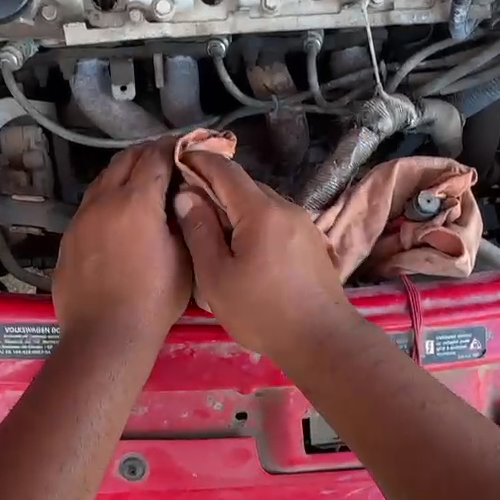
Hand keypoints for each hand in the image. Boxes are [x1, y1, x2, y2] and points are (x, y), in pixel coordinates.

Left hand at [52, 139, 191, 346]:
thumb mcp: (185, 258)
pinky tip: (120, 212)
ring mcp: (81, 217)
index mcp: (136, 201)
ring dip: (126, 172)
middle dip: (149, 154)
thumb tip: (183, 197)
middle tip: (169, 160)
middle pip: (126, 159)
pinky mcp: (69, 236)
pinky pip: (91, 203)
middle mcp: (104, 200)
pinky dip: (109, 195)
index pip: (156, 156)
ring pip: (104, 178)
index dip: (174, 147)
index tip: (188, 147)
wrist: (105, 336)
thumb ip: (185, 220)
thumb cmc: (154, 300)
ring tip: (144, 182)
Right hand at [173, 150, 358, 359]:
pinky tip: (243, 248)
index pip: (225, 170)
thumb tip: (186, 195)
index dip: (198, 160)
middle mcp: (285, 208)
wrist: (322, 340)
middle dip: (215, 188)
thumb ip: (199, 231)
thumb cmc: (262, 312)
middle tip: (187, 205)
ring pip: (261, 204)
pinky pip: (276, 221)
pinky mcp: (312, 242)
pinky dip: (254, 223)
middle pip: (245, 186)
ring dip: (236, 208)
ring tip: (213, 231)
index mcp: (260, 211)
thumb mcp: (216, 277)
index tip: (176, 159)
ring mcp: (303, 224)